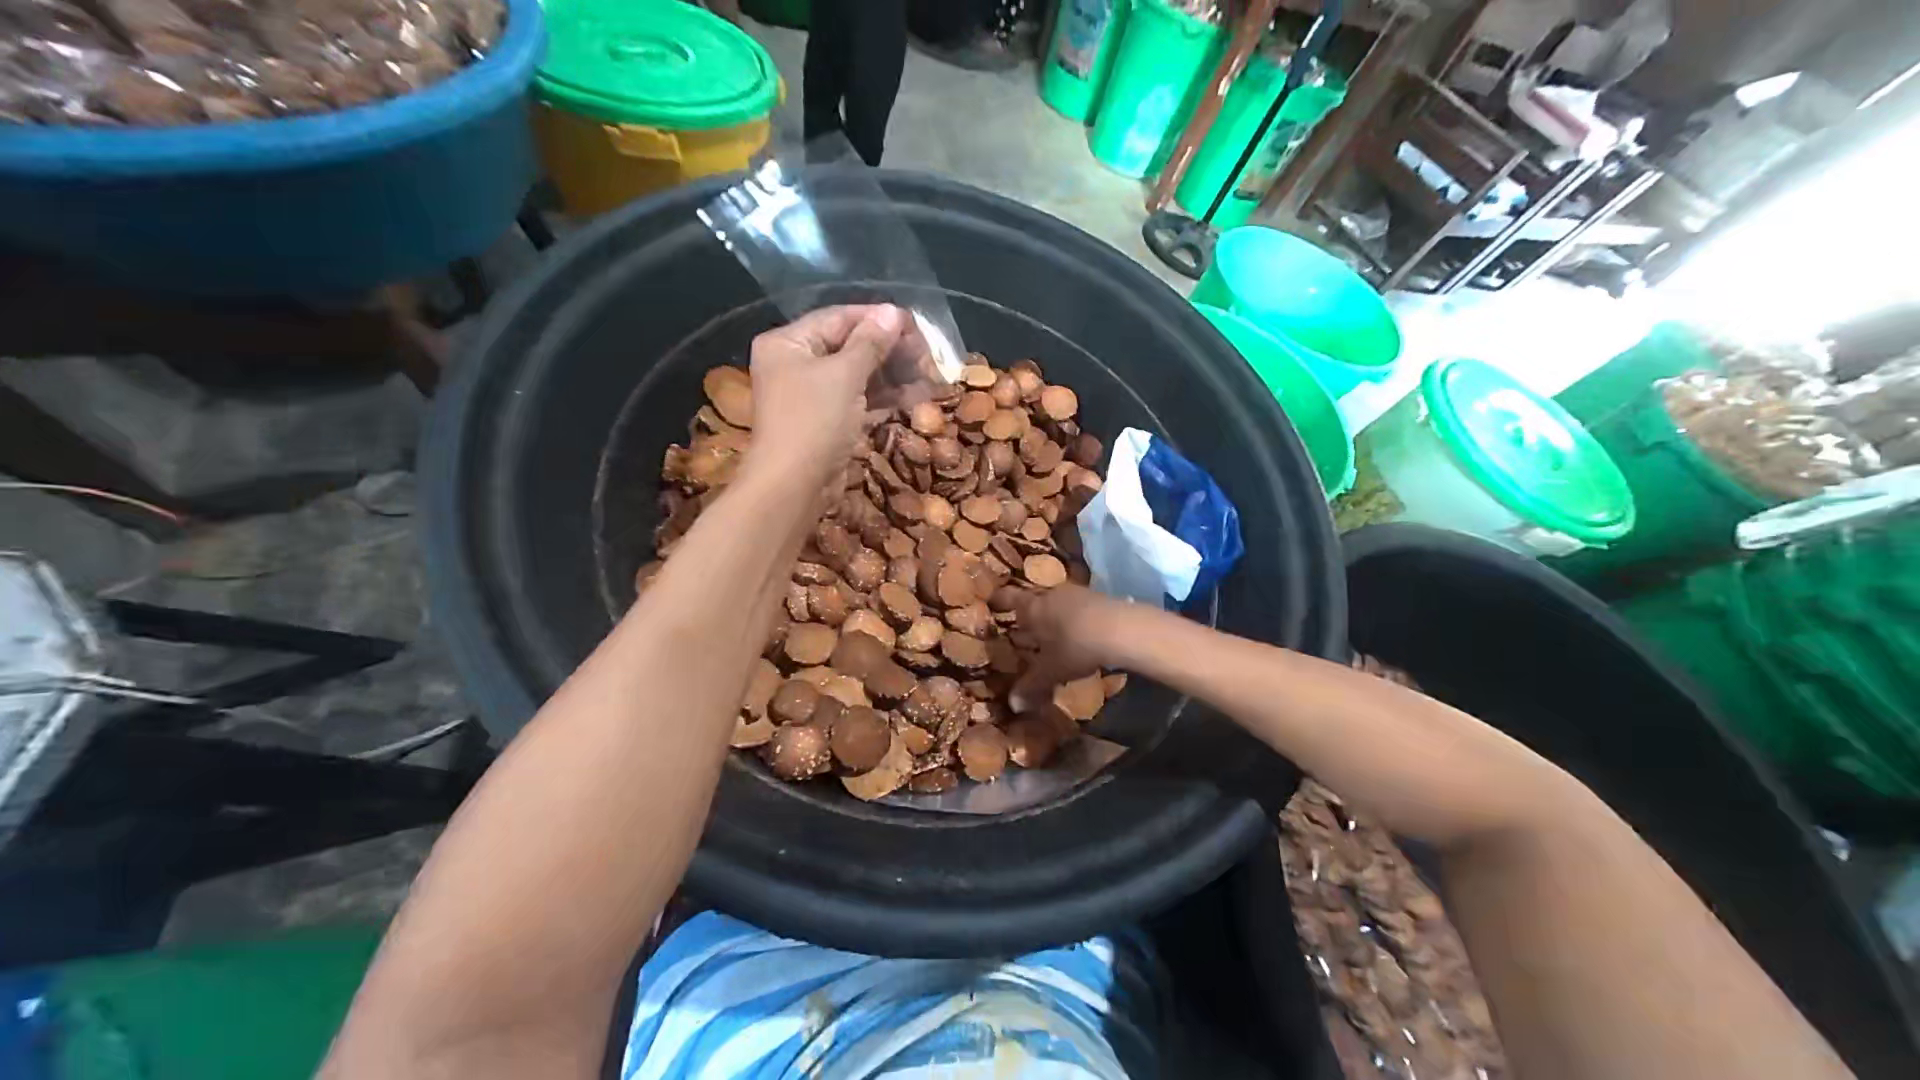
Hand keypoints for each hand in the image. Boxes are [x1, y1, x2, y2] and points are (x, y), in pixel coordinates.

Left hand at [748, 304, 913, 481]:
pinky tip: (914, 396)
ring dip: (891, 375)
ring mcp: (810, 395)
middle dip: (889, 350)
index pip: (838, 318)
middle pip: (849, 346)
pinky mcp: (825, 421)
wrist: (794, 486)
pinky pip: (857, 400)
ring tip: (928, 376)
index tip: (914, 324)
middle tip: (926, 354)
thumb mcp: (845, 375)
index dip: (877, 319)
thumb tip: (893, 312)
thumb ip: (870, 342)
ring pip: (856, 375)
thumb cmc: (814, 421)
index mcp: (788, 343)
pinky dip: (882, 398)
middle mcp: (795, 364)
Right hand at [1008, 585, 1131, 712]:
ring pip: (1058, 604)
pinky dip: (1074, 619)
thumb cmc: (1075, 647)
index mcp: (1032, 608)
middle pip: (1035, 601)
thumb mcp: (1051, 671)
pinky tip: (1080, 634)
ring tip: (1053, 634)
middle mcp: (1051, 595)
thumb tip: (1013, 705)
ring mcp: (1077, 594)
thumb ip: (1031, 686)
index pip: (1009, 599)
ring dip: (1054, 617)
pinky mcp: (1100, 598)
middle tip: (1023, 628)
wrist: (1121, 629)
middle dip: (1029, 614)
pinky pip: (1078, 608)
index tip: (992, 601)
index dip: (1000, 601)